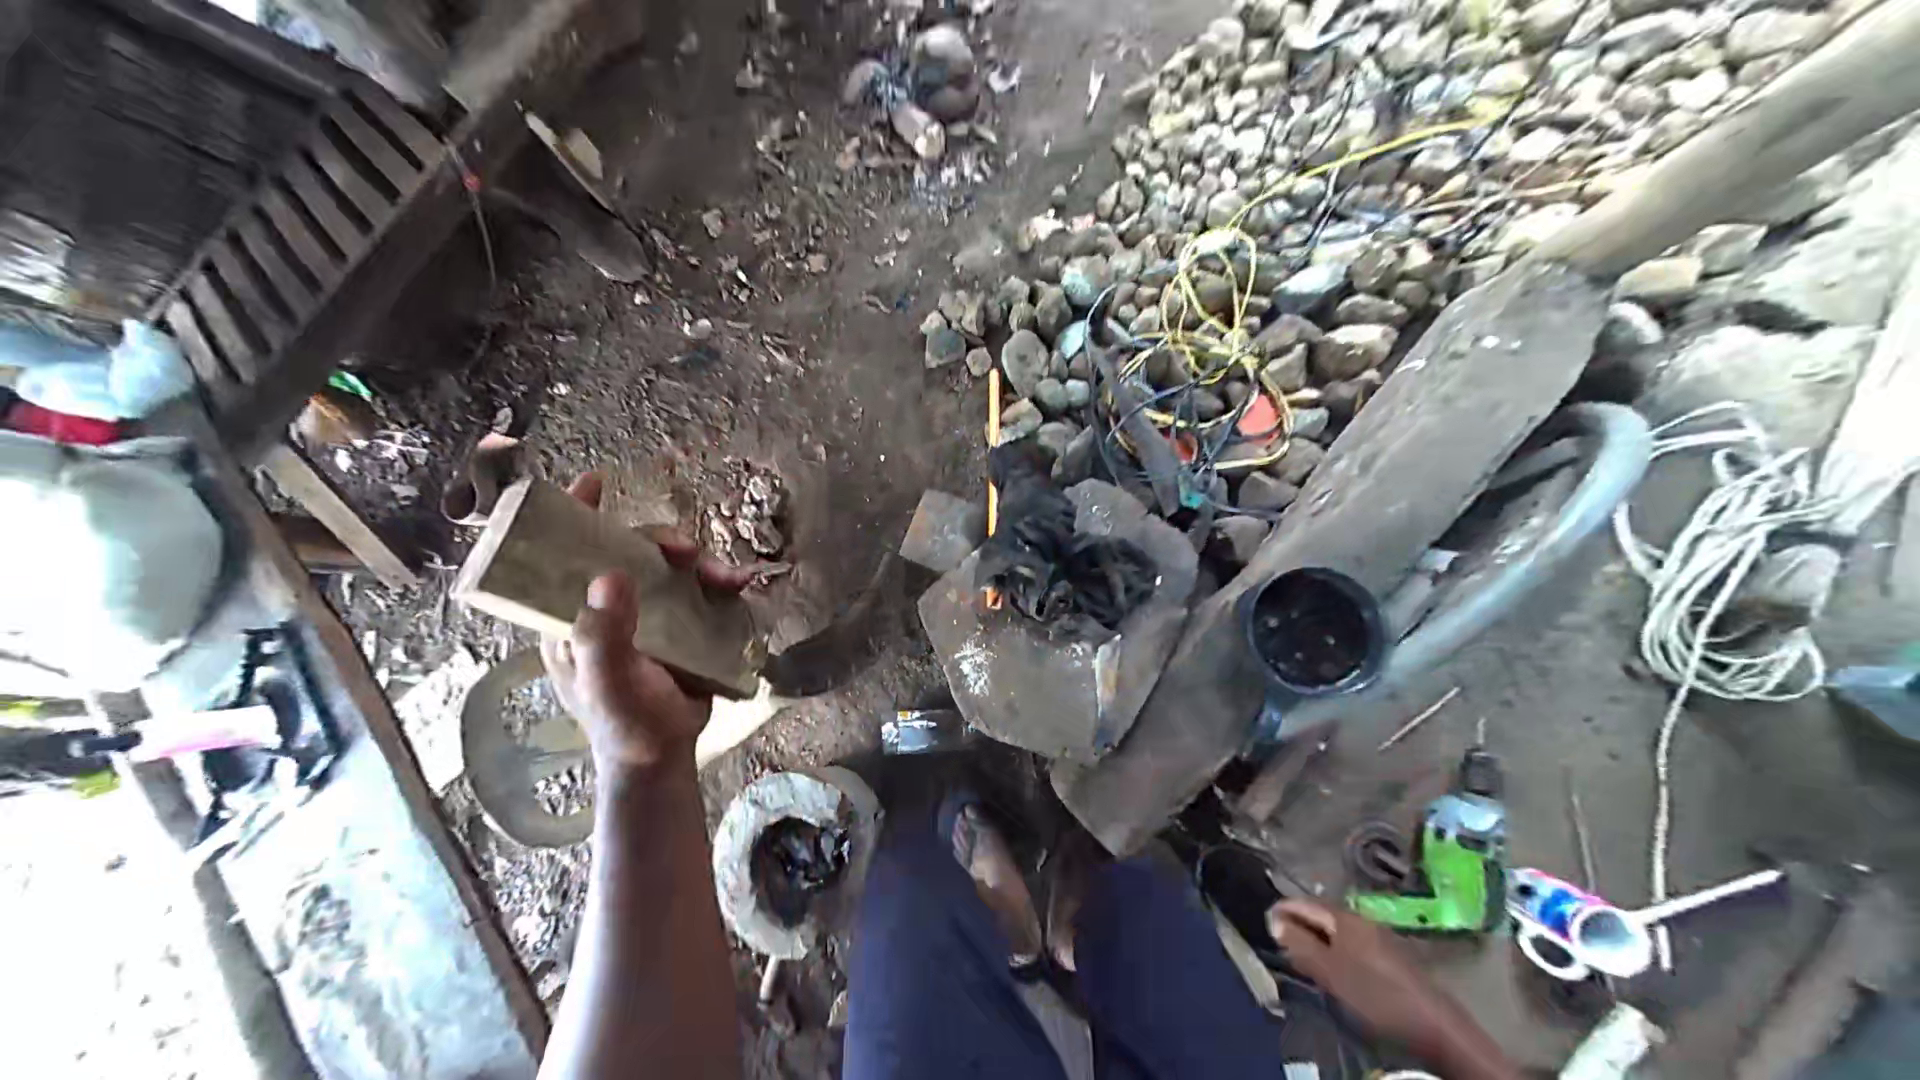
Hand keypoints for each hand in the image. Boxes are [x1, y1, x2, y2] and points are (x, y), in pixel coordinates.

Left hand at [539, 473, 752, 771]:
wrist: (665, 755)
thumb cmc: (624, 723)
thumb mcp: (606, 684)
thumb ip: (602, 636)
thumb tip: (611, 576)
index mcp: (574, 615)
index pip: (563, 555)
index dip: (574, 515)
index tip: (593, 483)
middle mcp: (609, 605)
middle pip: (631, 552)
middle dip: (661, 542)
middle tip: (686, 552)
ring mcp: (648, 612)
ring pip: (673, 568)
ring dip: (703, 564)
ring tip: (730, 579)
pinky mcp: (682, 623)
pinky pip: (701, 589)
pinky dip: (723, 582)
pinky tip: (742, 585)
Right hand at [1267, 900, 1458, 1059]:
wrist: (1438, 1031)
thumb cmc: (1376, 996)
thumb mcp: (1330, 972)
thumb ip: (1300, 944)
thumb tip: (1275, 920)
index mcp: (1345, 917)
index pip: (1303, 902)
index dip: (1282, 910)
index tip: (1265, 925)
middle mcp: (1363, 920)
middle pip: (1322, 915)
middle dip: (1300, 925)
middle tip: (1281, 943)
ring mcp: (1381, 939)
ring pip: (1338, 932)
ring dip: (1318, 941)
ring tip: (1304, 959)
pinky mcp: (1393, 960)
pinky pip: (1353, 946)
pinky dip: (1337, 953)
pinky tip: (1335, 972)